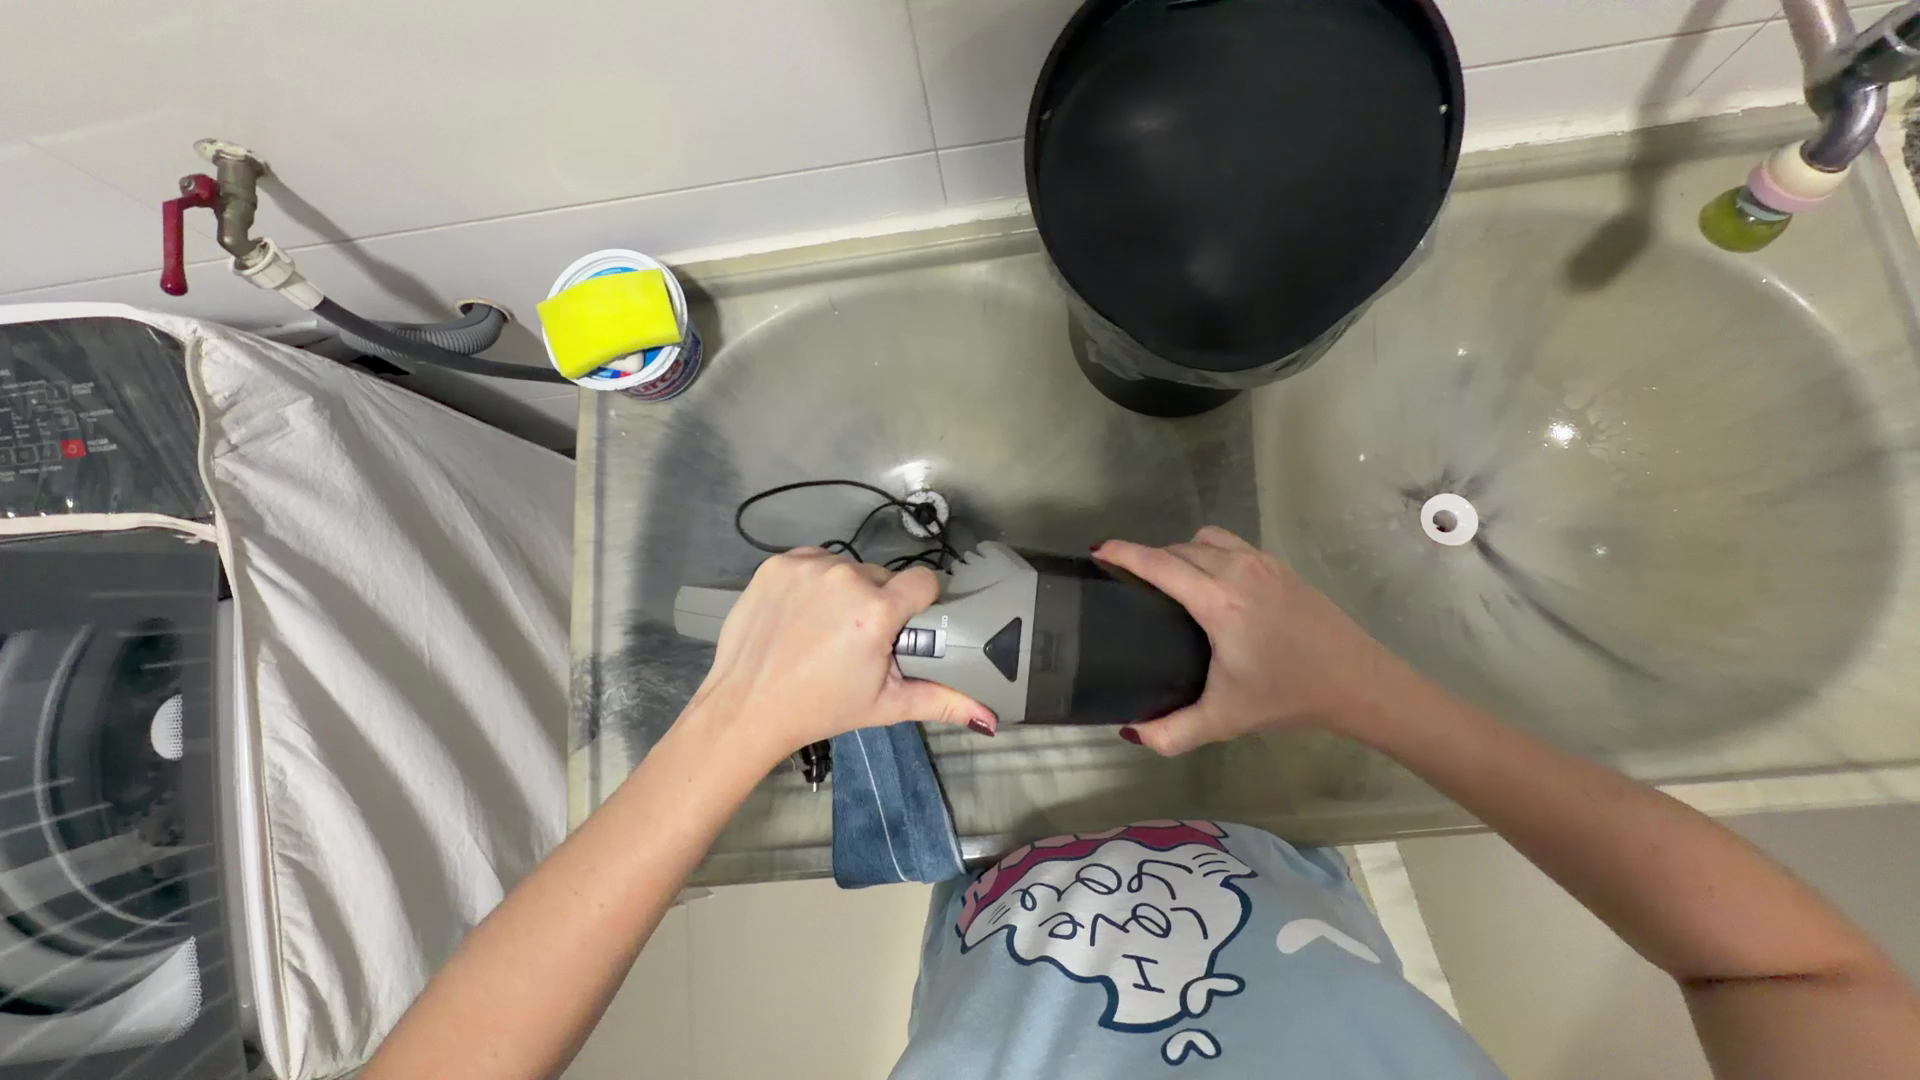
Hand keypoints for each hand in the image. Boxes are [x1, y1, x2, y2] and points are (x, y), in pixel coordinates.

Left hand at [683, 550, 997, 768]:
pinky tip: (802, 612)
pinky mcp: (776, 564)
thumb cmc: (822, 708)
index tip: (904, 624)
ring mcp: (807, 568)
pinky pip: (813, 562)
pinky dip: (813, 581)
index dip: (919, 602)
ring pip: (847, 567)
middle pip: (882, 577)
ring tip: (825, 627)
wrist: (747, 707)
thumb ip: (942, 701)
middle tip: (857, 638)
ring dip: (845, 590)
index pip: (923, 581)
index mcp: (876, 612)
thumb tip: (992, 721)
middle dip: (878, 602)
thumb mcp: (886, 705)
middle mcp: (845, 579)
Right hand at [1092, 526, 1407, 754]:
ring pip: (1204, 539)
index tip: (1098, 551)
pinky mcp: (1278, 564)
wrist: (1357, 682)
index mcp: (1219, 603)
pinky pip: (1229, 544)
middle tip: (1128, 583)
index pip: (1159, 564)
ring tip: (1168, 580)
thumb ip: (1172, 733)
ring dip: (1180, 552)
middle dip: (1148, 557)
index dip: (1123, 553)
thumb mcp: (1224, 720)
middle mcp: (1237, 571)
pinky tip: (1208, 581)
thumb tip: (1130, 732)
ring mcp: (1261, 562)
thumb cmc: (1287, 697)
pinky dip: (1207, 552)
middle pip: (1177, 548)